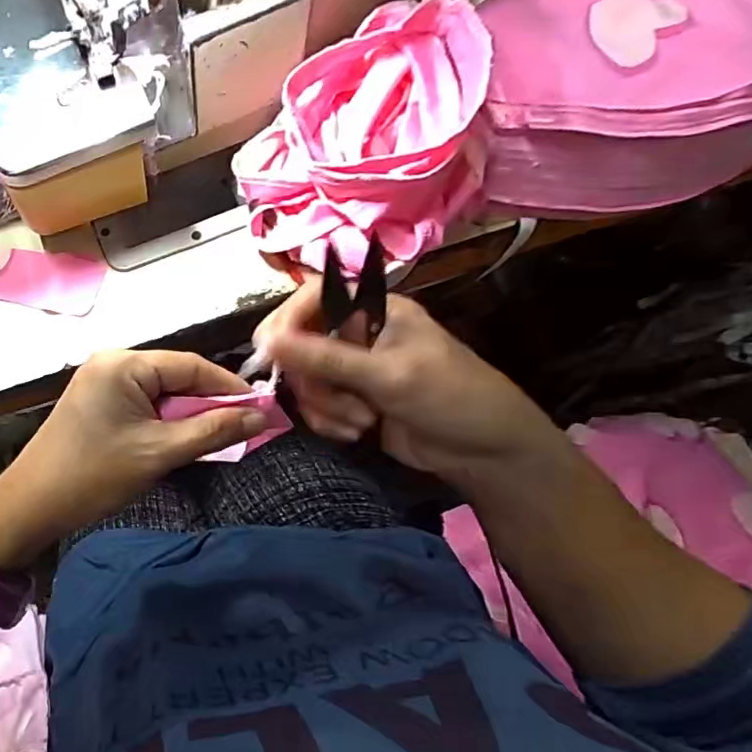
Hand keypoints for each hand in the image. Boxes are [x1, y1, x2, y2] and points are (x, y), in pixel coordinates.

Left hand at [0, 350, 264, 567]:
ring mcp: (101, 382)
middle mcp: (111, 363)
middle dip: (209, 403)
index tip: (261, 411)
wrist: (31, 505)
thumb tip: (259, 417)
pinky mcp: (96, 403)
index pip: (191, 365)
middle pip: (176, 376)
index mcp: (123, 364)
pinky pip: (142, 404)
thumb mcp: (159, 453)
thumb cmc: (94, 476)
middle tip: (244, 429)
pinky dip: (165, 422)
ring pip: (161, 393)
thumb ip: (212, 431)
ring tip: (218, 438)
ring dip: (189, 415)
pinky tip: (183, 440)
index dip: (229, 388)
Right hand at [257, 279, 566, 488]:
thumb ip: (324, 358)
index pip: (312, 298)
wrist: (484, 453)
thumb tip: (267, 341)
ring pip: (305, 380)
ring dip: (327, 407)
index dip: (285, 321)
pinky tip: (359, 432)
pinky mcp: (350, 401)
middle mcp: (358, 333)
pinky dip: (330, 422)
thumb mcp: (387, 375)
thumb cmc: (450, 398)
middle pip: (300, 345)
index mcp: (375, 309)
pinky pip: (316, 406)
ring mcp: (352, 369)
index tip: (268, 353)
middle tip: (340, 401)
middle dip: (314, 381)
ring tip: (363, 421)